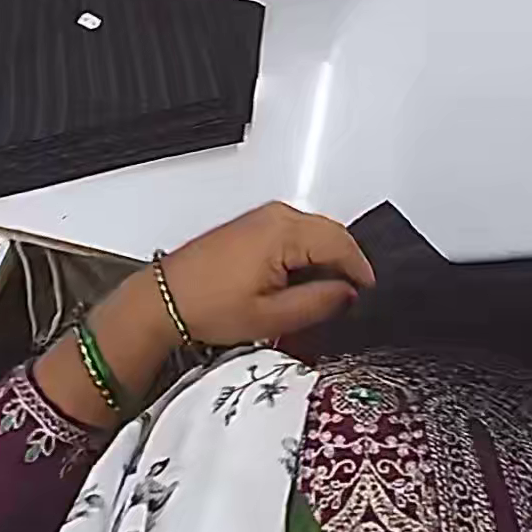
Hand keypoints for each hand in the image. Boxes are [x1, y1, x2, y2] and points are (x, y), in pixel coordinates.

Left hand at [159, 201, 375, 345]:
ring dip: (327, 258)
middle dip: (346, 263)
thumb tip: (348, 294)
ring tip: (323, 294)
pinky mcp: (257, 222)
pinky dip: (309, 252)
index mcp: (284, 232)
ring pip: (317, 231)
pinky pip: (298, 231)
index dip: (360, 270)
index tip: (367, 291)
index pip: (341, 244)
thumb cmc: (204, 304)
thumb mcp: (271, 317)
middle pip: (333, 233)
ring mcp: (266, 215)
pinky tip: (300, 280)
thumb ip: (319, 303)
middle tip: (350, 297)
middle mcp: (277, 215)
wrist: (164, 300)